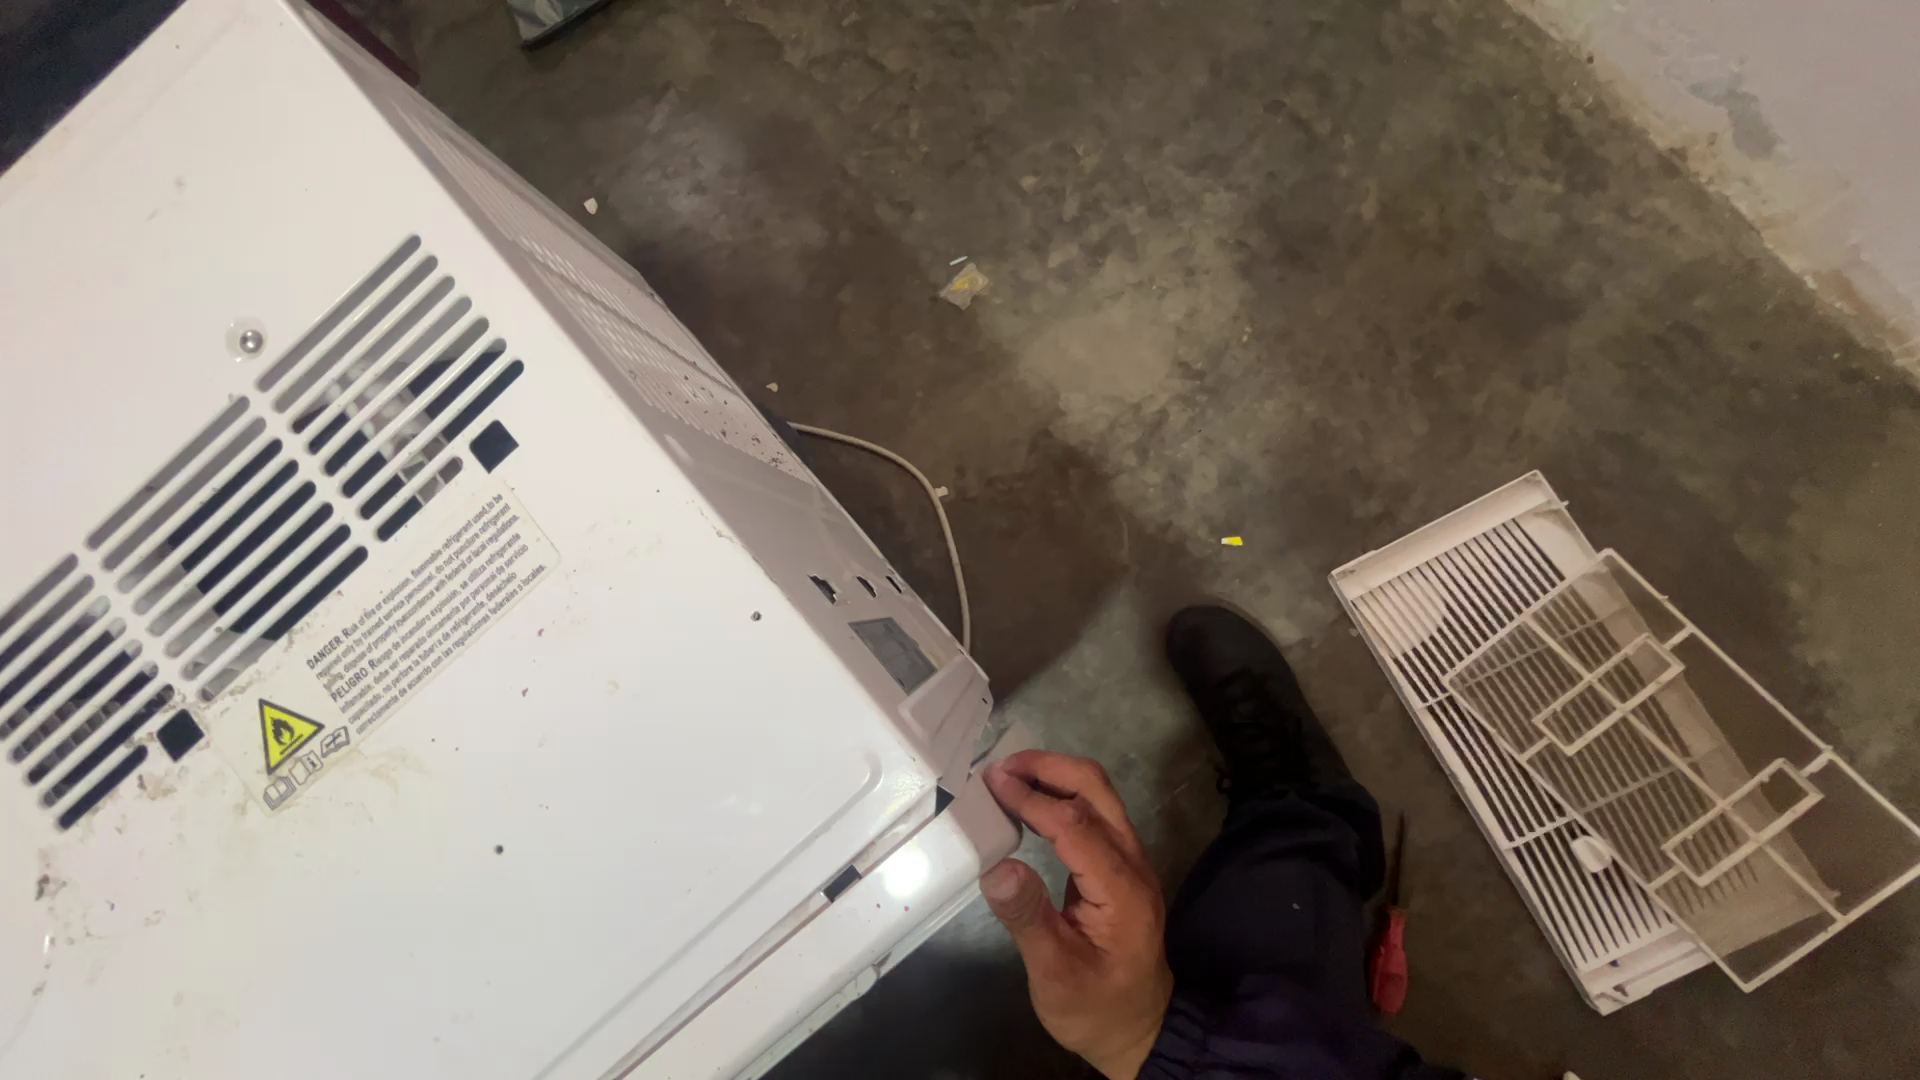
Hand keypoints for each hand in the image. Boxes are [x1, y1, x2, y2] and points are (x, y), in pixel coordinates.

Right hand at [979, 751, 1173, 1079]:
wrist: (1138, 1030)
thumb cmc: (1095, 1008)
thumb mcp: (1055, 976)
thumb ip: (1028, 919)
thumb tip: (997, 867)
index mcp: (1121, 889)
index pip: (1076, 824)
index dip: (1033, 800)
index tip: (993, 785)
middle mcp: (1133, 861)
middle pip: (1097, 788)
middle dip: (1048, 767)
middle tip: (1000, 768)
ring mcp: (1129, 857)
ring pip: (1097, 792)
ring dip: (1053, 774)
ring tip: (1006, 777)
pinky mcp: (1117, 861)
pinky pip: (1091, 809)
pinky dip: (1058, 793)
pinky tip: (1026, 801)